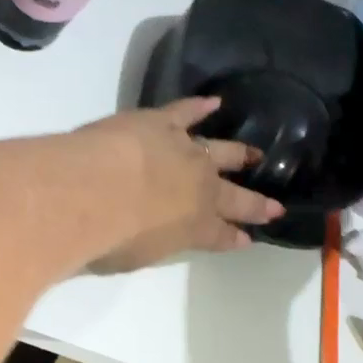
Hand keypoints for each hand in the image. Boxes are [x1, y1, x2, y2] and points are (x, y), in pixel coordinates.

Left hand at [81, 98, 284, 272]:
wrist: (89, 193)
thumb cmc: (105, 239)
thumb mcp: (128, 259)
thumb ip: (144, 247)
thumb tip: (148, 239)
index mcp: (192, 226)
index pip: (219, 234)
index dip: (232, 237)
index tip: (247, 238)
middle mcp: (199, 187)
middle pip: (232, 195)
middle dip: (253, 202)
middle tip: (273, 206)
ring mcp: (183, 152)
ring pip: (219, 151)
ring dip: (237, 154)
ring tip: (253, 155)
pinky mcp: (158, 123)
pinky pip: (183, 112)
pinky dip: (197, 107)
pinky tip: (212, 103)